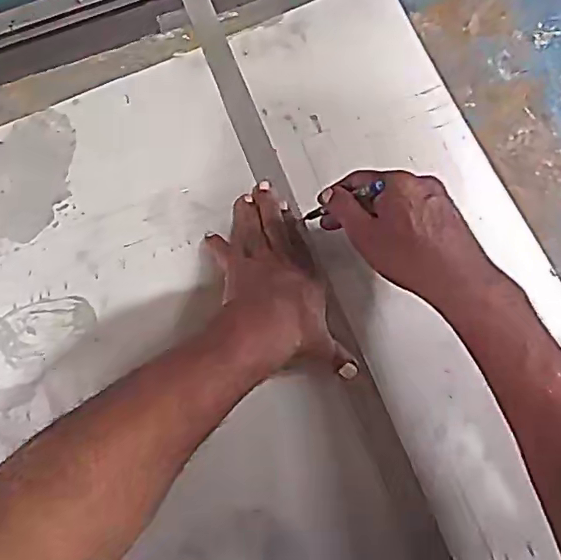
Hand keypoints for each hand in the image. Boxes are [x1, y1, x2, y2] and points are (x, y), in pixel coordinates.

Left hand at [204, 183, 357, 376]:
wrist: (262, 332)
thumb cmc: (290, 332)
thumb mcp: (322, 348)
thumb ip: (336, 357)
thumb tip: (349, 370)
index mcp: (307, 277)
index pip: (303, 246)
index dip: (297, 228)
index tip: (292, 215)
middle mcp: (282, 264)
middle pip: (275, 227)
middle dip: (270, 206)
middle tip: (265, 189)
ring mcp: (258, 263)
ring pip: (252, 229)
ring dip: (247, 212)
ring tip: (244, 199)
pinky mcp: (236, 270)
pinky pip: (226, 252)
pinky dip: (218, 244)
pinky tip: (211, 237)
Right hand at [318, 170, 509, 309]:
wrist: (457, 280)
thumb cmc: (418, 260)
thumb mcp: (363, 234)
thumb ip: (342, 209)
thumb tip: (333, 196)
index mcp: (398, 182)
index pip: (358, 180)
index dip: (337, 195)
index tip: (329, 205)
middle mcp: (420, 184)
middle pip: (379, 188)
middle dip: (359, 206)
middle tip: (343, 222)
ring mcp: (437, 198)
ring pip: (398, 200)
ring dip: (381, 214)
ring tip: (372, 239)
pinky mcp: (446, 213)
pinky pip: (415, 210)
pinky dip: (401, 221)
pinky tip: (397, 243)